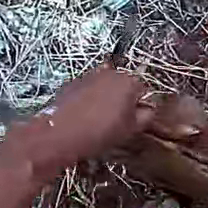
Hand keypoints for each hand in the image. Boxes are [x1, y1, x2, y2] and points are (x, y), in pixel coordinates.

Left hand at [0, 65, 151, 178]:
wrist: (59, 134)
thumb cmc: (99, 133)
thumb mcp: (129, 130)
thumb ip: (144, 116)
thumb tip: (147, 110)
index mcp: (128, 82)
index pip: (143, 90)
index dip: (140, 106)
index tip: (134, 120)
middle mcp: (109, 73)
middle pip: (122, 85)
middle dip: (122, 100)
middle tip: (118, 121)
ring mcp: (88, 76)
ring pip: (104, 86)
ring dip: (104, 99)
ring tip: (99, 120)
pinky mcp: (71, 83)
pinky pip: (87, 90)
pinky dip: (88, 99)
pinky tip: (84, 116)